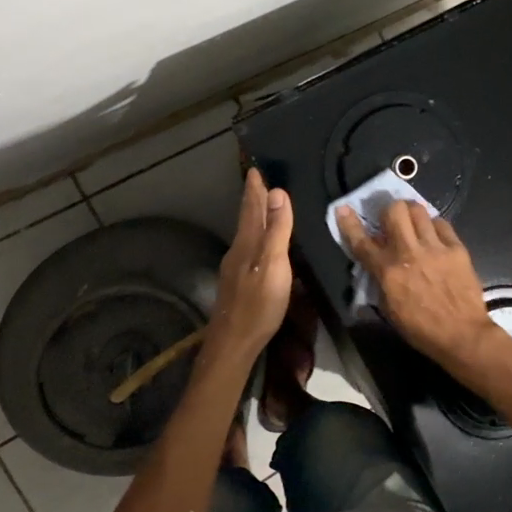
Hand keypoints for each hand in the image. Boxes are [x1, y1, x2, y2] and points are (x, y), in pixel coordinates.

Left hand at [207, 168, 295, 357]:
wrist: (234, 343)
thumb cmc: (259, 304)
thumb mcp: (274, 264)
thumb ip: (277, 230)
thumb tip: (277, 192)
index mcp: (247, 243)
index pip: (252, 208)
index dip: (255, 189)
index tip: (256, 169)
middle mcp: (238, 251)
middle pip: (246, 219)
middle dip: (253, 200)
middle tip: (258, 181)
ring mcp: (235, 268)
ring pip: (246, 234)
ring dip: (254, 217)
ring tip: (261, 206)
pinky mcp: (238, 283)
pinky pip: (248, 248)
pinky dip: (255, 236)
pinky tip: (260, 244)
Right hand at [335, 200, 497, 368]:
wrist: (461, 334)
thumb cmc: (421, 329)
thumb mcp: (390, 309)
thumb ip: (381, 281)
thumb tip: (378, 264)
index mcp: (388, 271)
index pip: (362, 242)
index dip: (349, 223)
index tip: (343, 209)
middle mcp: (409, 252)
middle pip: (394, 211)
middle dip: (389, 210)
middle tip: (392, 220)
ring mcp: (435, 247)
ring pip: (419, 210)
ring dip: (412, 213)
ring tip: (414, 223)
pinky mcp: (457, 248)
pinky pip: (442, 224)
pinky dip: (435, 226)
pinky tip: (435, 236)